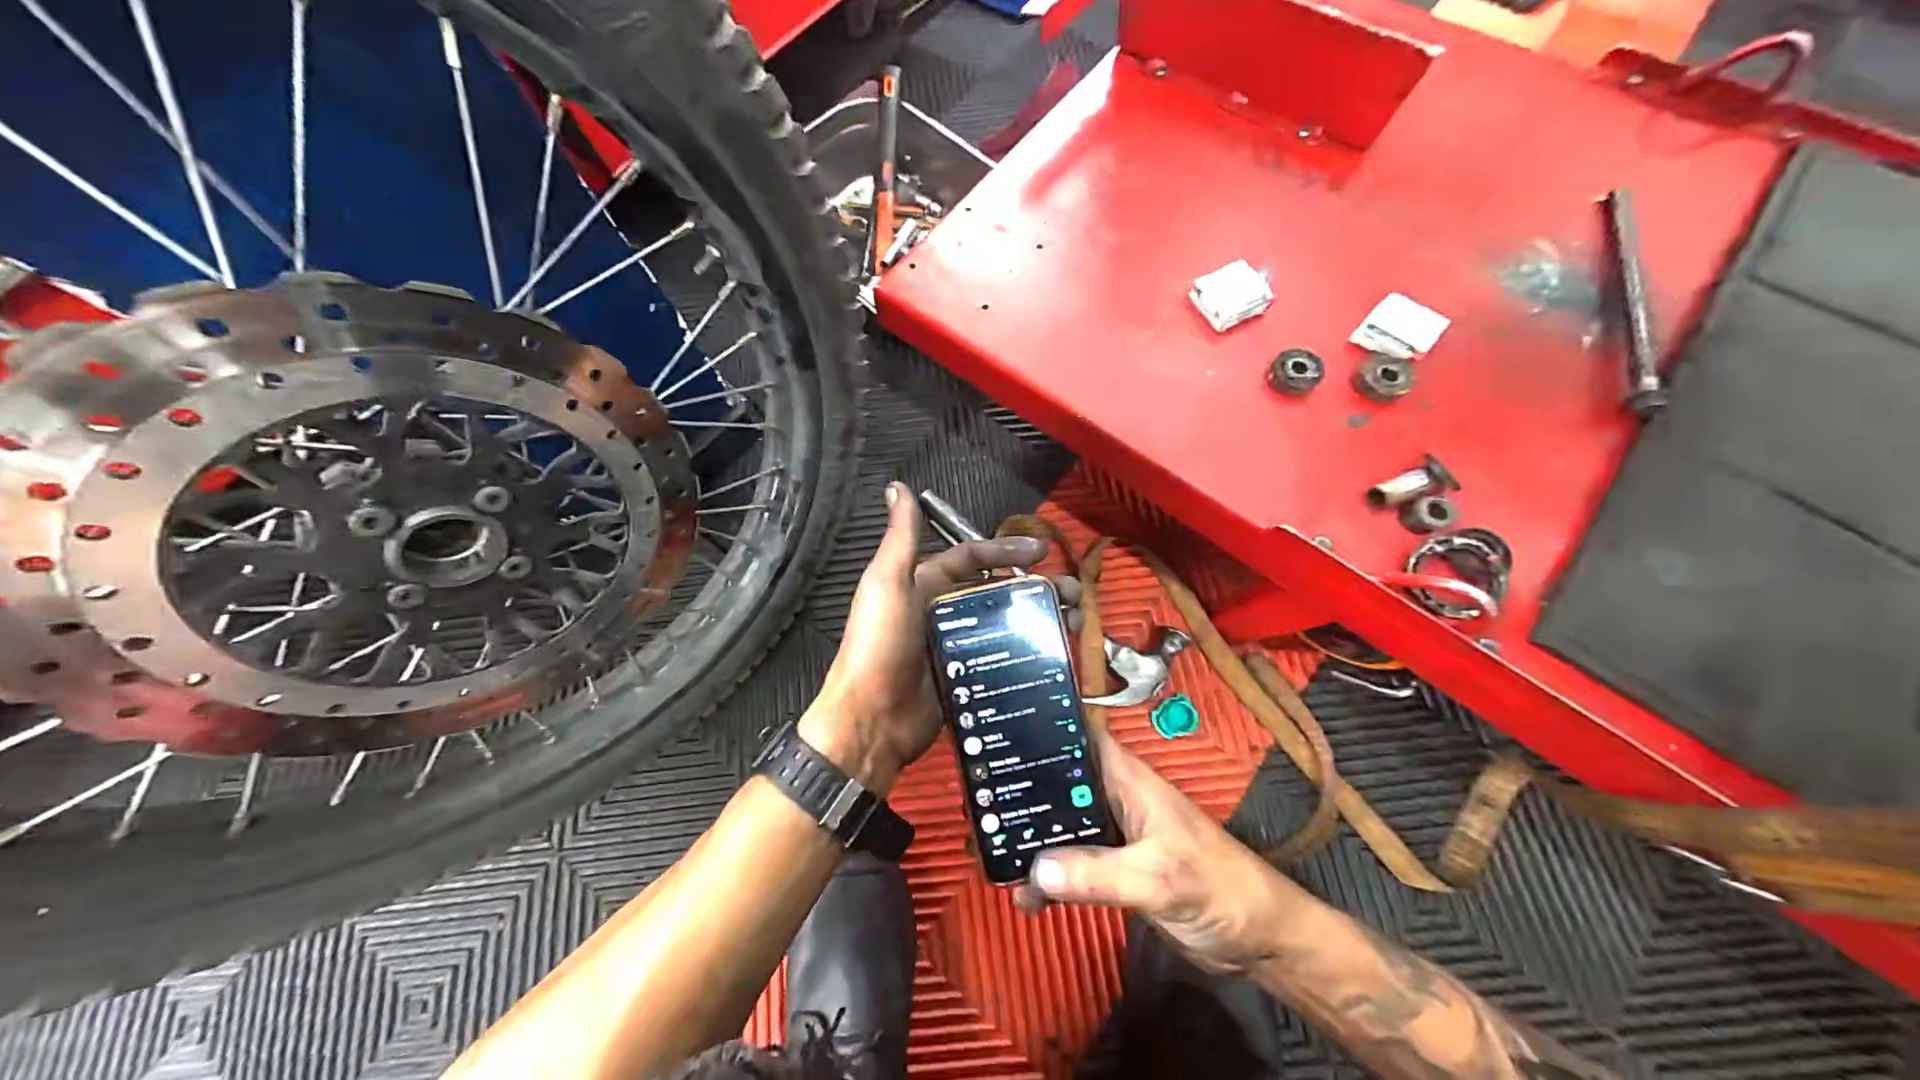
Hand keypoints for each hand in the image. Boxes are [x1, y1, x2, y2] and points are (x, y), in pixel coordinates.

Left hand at [799, 482, 1078, 794]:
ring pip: (1004, 622)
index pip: (970, 557)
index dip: (1005, 549)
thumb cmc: (878, 646)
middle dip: (1034, 585)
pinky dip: (1029, 650)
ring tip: (1073, 618)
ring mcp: (956, 645)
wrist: (872, 720)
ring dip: (1038, 616)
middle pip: (995, 589)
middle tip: (1070, 590)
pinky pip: (1003, 656)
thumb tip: (896, 487)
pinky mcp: (967, 676)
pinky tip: (1056, 649)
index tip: (1042, 551)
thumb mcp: (887, 585)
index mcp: (923, 585)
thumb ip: (900, 538)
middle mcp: (941, 611)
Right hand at [1015, 726, 1292, 974]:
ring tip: (990, 853)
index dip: (1041, 727)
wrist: (1257, 938)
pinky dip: (1047, 877)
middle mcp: (1115, 798)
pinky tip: (1026, 897)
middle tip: (980, 804)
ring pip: (1060, 824)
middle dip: (1022, 791)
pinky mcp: (1114, 867)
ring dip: (1030, 839)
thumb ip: (1099, 873)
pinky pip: (1070, 863)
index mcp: (1127, 780)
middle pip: (1059, 782)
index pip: (1079, 737)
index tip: (996, 731)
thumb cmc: (1218, 888)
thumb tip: (1036, 870)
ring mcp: (1114, 833)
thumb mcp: (1159, 878)